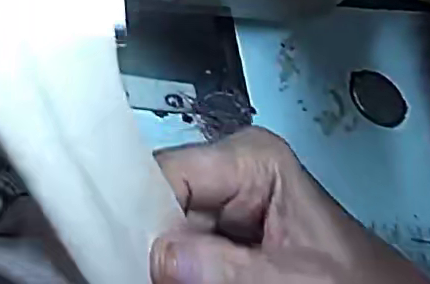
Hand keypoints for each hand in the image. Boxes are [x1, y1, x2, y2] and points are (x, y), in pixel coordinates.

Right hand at [152, 128, 427, 283]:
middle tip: (134, 270)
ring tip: (151, 275)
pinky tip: (168, 280)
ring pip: (170, 234)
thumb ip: (235, 270)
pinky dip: (176, 274)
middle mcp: (228, 175)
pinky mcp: (225, 245)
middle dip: (154, 243)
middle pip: (164, 202)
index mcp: (249, 158)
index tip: (125, 250)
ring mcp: (225, 211)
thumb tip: (159, 258)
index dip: (145, 210)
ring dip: (164, 264)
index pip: (172, 171)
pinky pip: (187, 257)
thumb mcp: (305, 281)